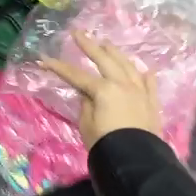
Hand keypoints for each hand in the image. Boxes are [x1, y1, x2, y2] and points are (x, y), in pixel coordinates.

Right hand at [41, 33, 161, 148]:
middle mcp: (123, 84)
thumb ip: (86, 103)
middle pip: (104, 60)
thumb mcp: (86, 123)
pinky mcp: (151, 103)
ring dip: (115, 53)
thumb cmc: (105, 143)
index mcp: (103, 89)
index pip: (76, 74)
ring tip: (106, 44)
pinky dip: (143, 74)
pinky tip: (142, 68)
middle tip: (78, 33)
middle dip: (89, 45)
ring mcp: (140, 92)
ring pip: (127, 66)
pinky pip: (149, 84)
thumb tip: (87, 92)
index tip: (44, 59)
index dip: (58, 67)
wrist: (136, 162)